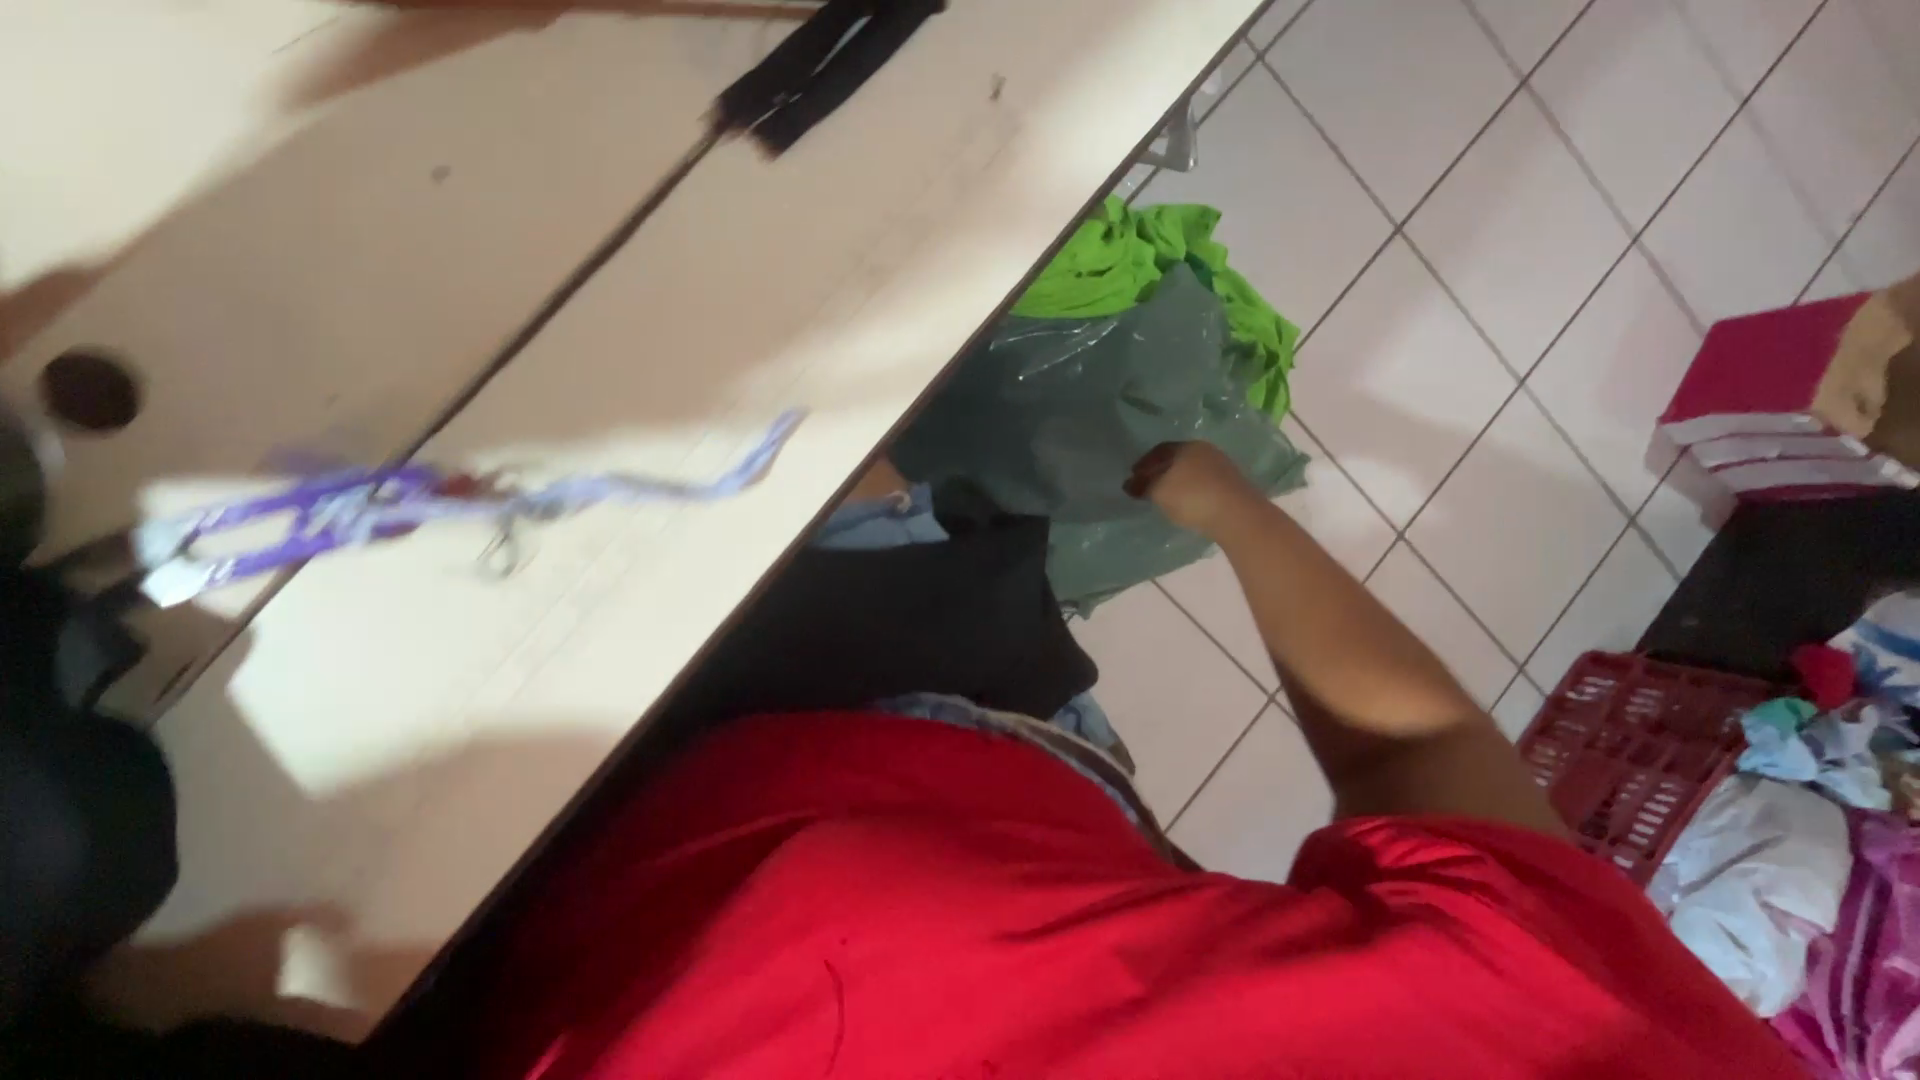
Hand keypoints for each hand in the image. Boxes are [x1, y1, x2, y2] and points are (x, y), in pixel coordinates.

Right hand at [1125, 441, 1264, 536]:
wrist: (1237, 514)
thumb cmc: (1191, 497)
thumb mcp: (1158, 492)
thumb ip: (1142, 486)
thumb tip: (1129, 484)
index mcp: (1185, 447)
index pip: (1159, 450)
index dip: (1144, 463)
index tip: (1133, 476)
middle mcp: (1205, 450)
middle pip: (1176, 458)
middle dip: (1161, 470)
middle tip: (1148, 485)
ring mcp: (1221, 466)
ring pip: (1192, 470)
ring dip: (1178, 480)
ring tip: (1167, 495)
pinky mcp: (1232, 484)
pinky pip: (1204, 482)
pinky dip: (1192, 489)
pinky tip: (1187, 501)